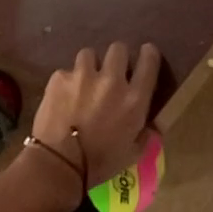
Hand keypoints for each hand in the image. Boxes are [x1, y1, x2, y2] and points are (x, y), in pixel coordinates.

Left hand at [27, 42, 160, 189]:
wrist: (60, 162)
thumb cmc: (101, 162)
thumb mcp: (133, 153)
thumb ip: (145, 134)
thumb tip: (153, 126)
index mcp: (134, 99)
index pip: (148, 62)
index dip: (149, 54)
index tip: (146, 53)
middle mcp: (111, 80)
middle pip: (118, 49)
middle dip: (117, 57)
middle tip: (111, 70)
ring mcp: (83, 76)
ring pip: (89, 54)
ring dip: (90, 65)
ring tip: (85, 81)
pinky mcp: (59, 77)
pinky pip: (66, 71)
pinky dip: (67, 81)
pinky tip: (64, 96)